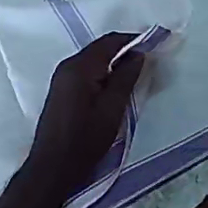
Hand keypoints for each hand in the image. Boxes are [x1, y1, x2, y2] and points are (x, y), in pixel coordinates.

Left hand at [26, 32, 148, 192]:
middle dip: (124, 51)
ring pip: (93, 60)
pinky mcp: (61, 89)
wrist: (52, 168)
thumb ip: (125, 78)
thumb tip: (138, 54)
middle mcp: (67, 65)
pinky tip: (115, 85)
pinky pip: (85, 71)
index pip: (110, 42)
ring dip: (113, 63)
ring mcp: (61, 77)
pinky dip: (102, 72)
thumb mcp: (112, 109)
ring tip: (135, 73)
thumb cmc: (85, 141)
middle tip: (148, 60)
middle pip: (100, 49)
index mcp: (79, 67)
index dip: (133, 40)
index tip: (155, 43)